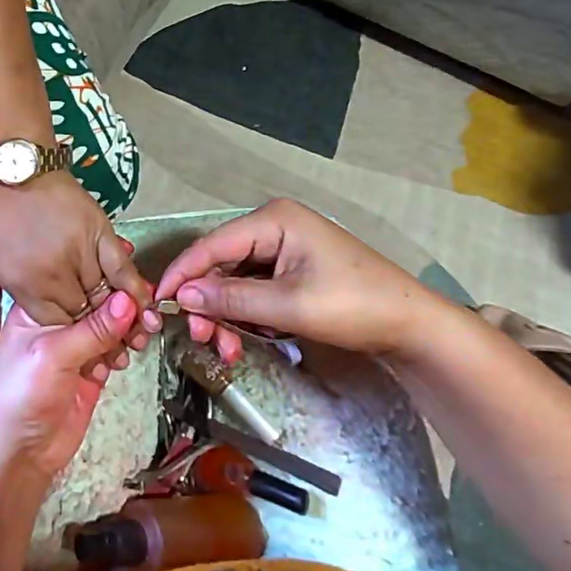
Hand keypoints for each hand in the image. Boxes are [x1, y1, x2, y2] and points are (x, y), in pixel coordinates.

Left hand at [0, 172, 155, 352]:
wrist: (10, 167)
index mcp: (27, 287)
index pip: (58, 326)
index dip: (73, 342)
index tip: (85, 352)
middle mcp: (57, 275)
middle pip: (85, 316)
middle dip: (101, 336)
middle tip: (116, 352)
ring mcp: (81, 253)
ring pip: (106, 296)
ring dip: (120, 317)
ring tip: (135, 334)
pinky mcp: (100, 232)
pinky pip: (122, 267)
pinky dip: (134, 287)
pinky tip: (145, 304)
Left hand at [0, 291, 141, 478]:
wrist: (16, 454)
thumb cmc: (19, 395)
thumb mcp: (53, 354)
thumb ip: (93, 328)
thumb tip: (129, 299)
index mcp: (37, 305)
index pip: (77, 279)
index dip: (108, 278)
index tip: (137, 281)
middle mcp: (57, 321)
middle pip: (98, 301)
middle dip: (124, 305)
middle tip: (148, 312)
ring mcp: (74, 346)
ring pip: (110, 326)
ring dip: (128, 329)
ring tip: (141, 336)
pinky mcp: (89, 370)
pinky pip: (113, 350)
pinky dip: (123, 350)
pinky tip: (128, 355)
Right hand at [155, 198, 464, 360]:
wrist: (412, 325)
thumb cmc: (353, 306)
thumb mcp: (288, 306)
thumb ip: (232, 298)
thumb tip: (182, 296)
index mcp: (273, 220)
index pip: (212, 244)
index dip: (183, 274)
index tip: (158, 303)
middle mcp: (273, 226)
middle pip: (221, 264)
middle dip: (208, 303)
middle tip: (201, 339)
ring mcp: (282, 247)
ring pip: (234, 281)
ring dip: (225, 315)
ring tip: (227, 349)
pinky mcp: (290, 269)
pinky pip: (252, 289)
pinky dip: (244, 315)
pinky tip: (244, 340)